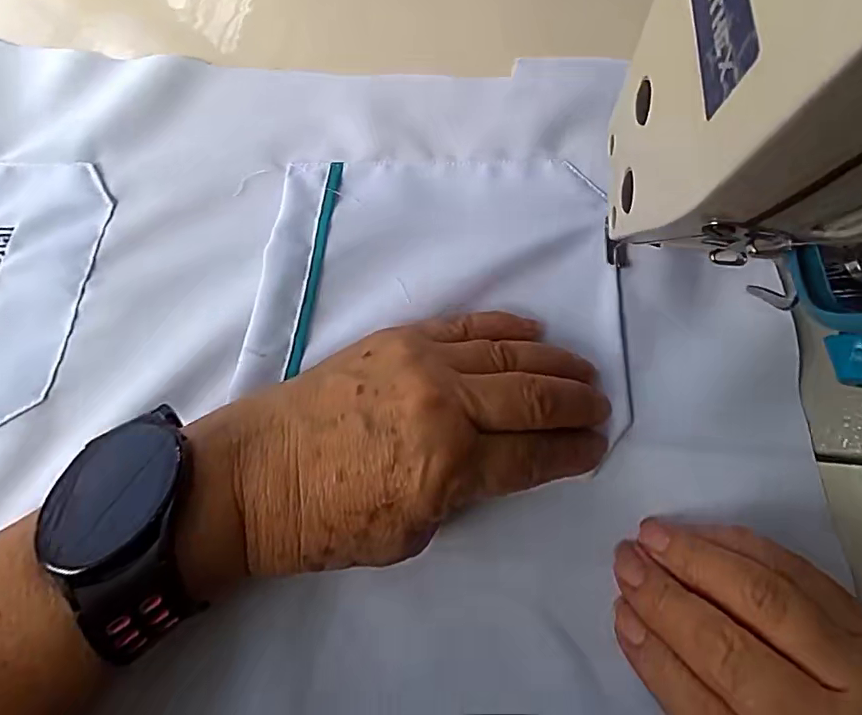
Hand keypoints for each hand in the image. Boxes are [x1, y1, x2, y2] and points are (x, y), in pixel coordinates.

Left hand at [181, 312, 609, 588]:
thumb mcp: (410, 534)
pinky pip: (463, 326)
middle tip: (601, 406)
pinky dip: (502, 328)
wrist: (260, 469)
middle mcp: (443, 403)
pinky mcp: (397, 338)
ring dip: (551, 363)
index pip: (533, 455)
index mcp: (449, 465)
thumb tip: (489, 459)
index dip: (572, 452)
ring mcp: (419, 360)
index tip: (596, 447)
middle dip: (574, 404)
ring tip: (581, 370)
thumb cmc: (329, 520)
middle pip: (530, 398)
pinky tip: (530, 333)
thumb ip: (459, 492)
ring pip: (504, 355)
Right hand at [611, 522, 861, 714]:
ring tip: (652, 534)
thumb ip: (706, 703)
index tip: (621, 612)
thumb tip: (643, 630)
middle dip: (667, 596)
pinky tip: (711, 533)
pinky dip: (751, 547)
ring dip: (700, 557)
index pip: (707, 707)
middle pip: (734, 648)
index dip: (656, 656)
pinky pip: (809, 576)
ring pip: (771, 597)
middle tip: (624, 557)